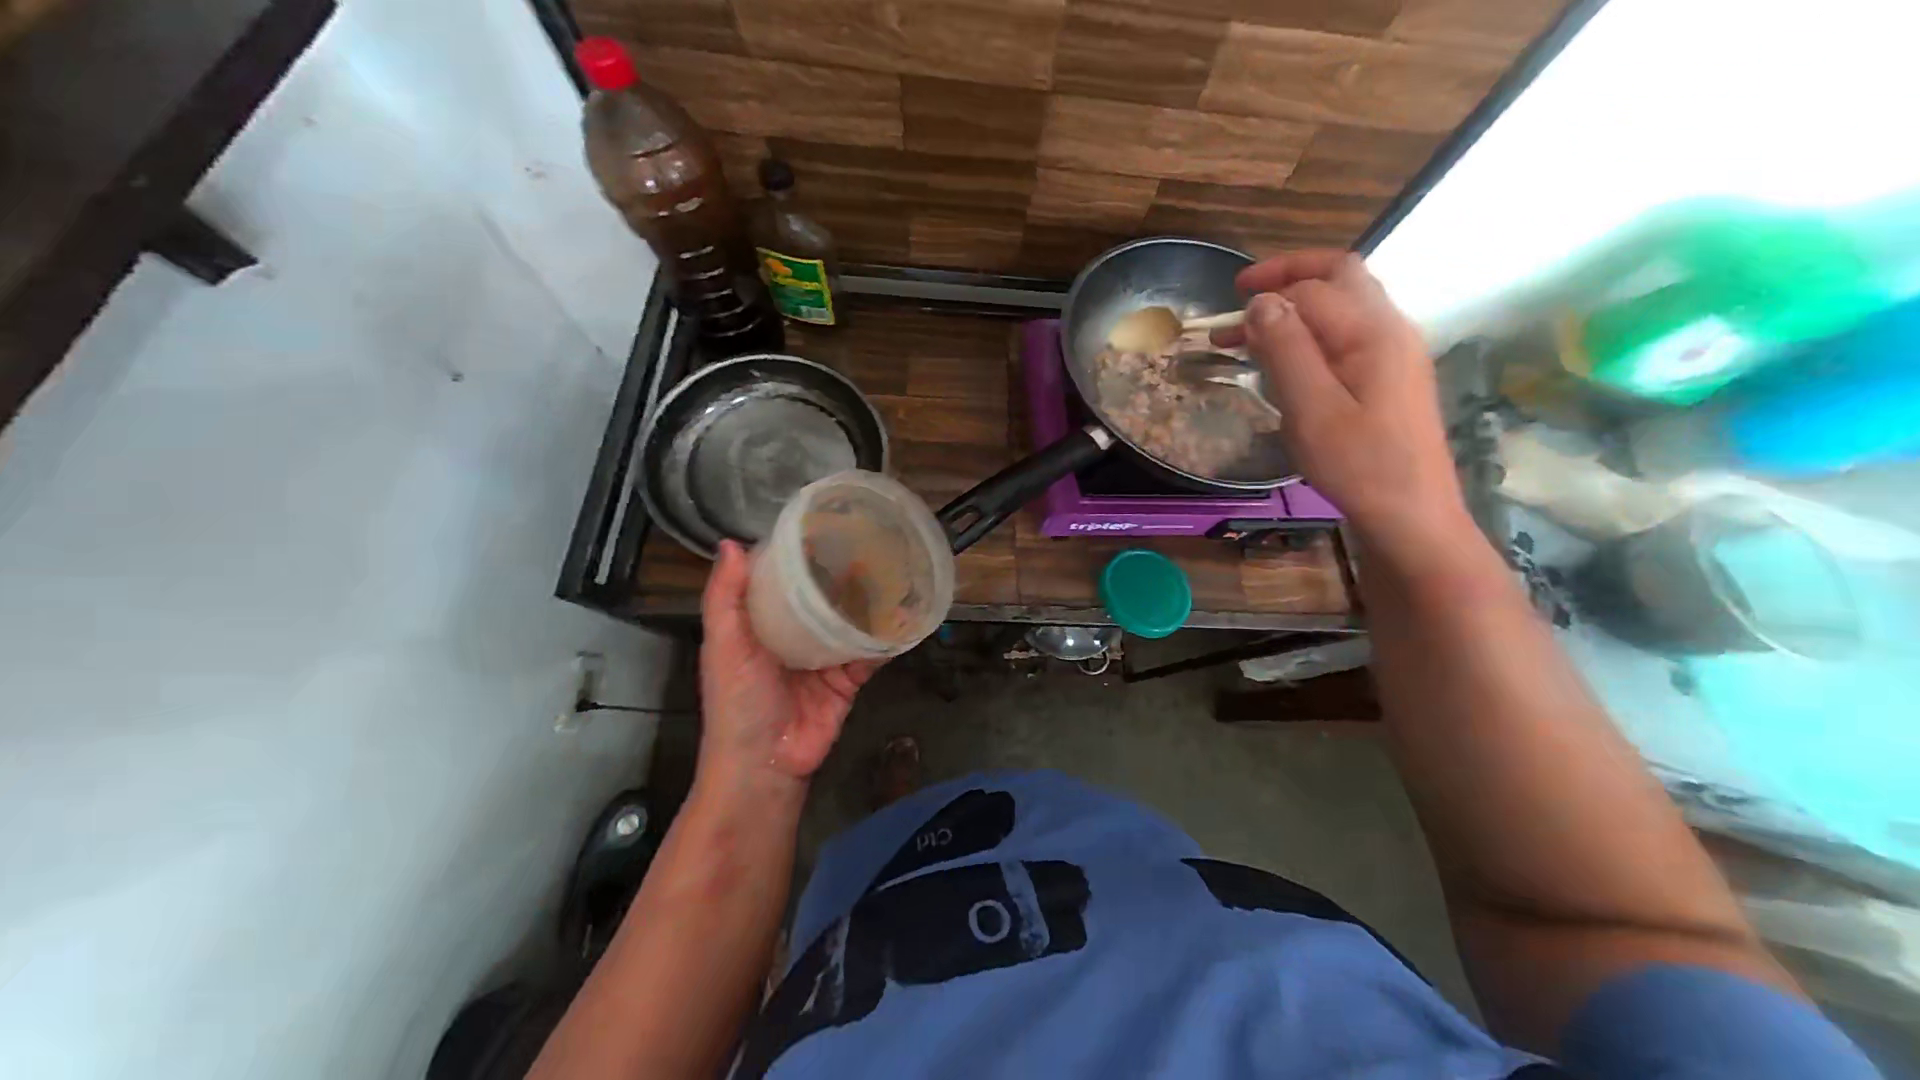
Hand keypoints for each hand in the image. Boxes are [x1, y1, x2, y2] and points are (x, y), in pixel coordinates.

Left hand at [696, 540, 877, 794]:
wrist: (765, 766)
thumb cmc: (737, 703)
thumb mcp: (724, 646)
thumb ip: (725, 598)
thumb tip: (729, 543)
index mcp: (759, 625)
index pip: (778, 580)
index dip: (795, 555)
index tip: (818, 523)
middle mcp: (792, 636)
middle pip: (819, 597)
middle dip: (840, 574)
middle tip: (866, 539)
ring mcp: (823, 658)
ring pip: (848, 621)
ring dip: (866, 601)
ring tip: (892, 568)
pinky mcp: (848, 680)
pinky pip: (870, 653)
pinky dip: (886, 637)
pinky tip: (905, 614)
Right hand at [1216, 251, 1473, 559]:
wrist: (1411, 514)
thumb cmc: (1358, 465)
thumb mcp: (1311, 409)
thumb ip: (1287, 349)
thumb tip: (1263, 300)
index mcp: (1372, 332)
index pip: (1314, 288)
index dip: (1267, 293)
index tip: (1225, 319)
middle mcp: (1391, 329)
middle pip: (1341, 277)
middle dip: (1289, 277)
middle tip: (1244, 295)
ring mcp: (1396, 352)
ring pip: (1346, 304)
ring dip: (1299, 305)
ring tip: (1255, 333)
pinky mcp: (1392, 376)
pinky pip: (1350, 332)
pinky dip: (1314, 331)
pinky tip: (1290, 361)